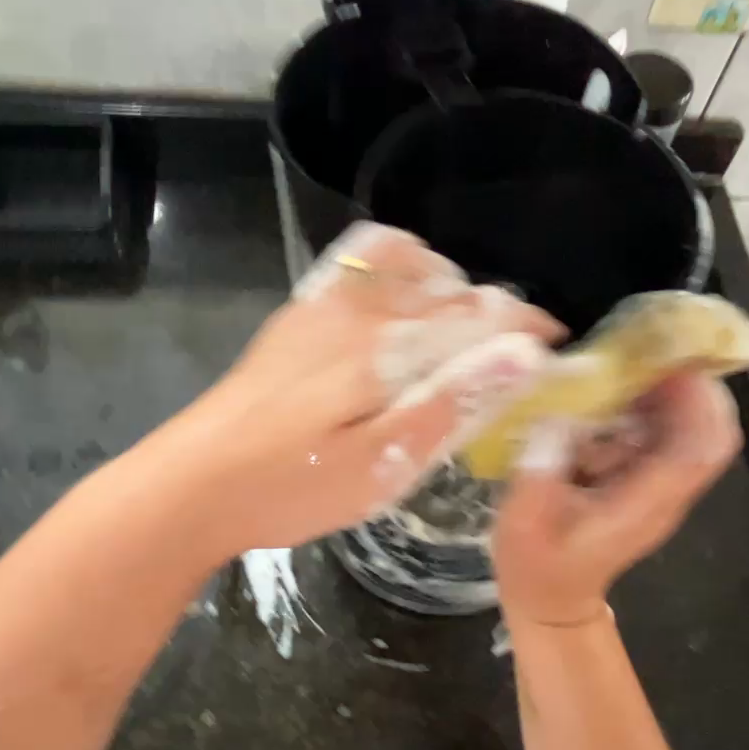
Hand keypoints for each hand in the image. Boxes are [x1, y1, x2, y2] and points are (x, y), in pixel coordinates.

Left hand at [163, 222, 563, 556]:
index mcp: (386, 346)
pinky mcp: (299, 314)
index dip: (526, 330)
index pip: (479, 317)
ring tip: (468, 337)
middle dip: (497, 316)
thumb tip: (523, 354)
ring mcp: (324, 303)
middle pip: (451, 290)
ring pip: (413, 268)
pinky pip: (363, 261)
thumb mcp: (381, 466)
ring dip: (455, 291)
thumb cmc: (292, 488)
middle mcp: (360, 307)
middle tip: (516, 361)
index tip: (555, 350)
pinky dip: (402, 267)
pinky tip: (406, 299)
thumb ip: (452, 403)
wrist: (193, 484)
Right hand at [493, 372, 740, 626]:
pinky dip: (641, 406)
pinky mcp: (643, 480)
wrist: (550, 600)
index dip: (697, 398)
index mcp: (645, 504)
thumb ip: (539, 468)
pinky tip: (603, 395)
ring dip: (661, 390)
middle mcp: (665, 493)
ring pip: (686, 425)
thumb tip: (556, 414)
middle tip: (643, 349)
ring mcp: (658, 486)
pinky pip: (659, 432)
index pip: (700, 447)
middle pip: (708, 430)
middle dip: (687, 382)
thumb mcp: (524, 520)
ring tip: (619, 365)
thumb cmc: (536, 566)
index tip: (665, 358)